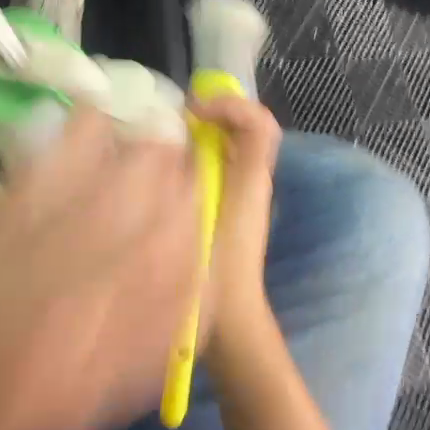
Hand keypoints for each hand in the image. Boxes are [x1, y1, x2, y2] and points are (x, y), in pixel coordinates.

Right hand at [189, 94, 282, 352]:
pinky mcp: (230, 208)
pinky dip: (199, 152)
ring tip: (170, 133)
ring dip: (207, 130)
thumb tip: (179, 126)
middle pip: (247, 127)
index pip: (259, 122)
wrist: (231, 325)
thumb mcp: (197, 218)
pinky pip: (221, 163)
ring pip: (234, 143)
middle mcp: (254, 181)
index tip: (191, 112)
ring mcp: (244, 194)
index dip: (229, 104)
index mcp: (251, 179)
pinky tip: (170, 166)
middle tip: (177, 116)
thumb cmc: (214, 272)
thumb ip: (191, 170)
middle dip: (216, 111)